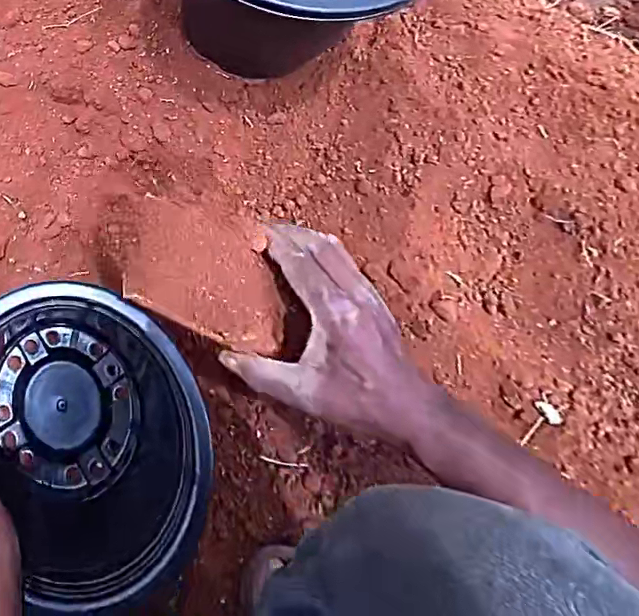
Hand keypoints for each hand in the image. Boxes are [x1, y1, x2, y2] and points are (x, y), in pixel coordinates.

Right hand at [219, 224, 444, 447]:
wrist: (412, 411)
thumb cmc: (357, 402)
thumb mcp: (304, 394)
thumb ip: (261, 374)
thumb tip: (226, 357)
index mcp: (333, 311)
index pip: (299, 262)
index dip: (274, 243)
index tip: (252, 232)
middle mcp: (353, 294)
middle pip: (317, 246)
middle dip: (288, 232)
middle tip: (261, 228)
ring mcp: (369, 293)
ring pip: (334, 249)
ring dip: (306, 236)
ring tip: (282, 234)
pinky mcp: (376, 299)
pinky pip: (346, 260)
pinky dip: (323, 248)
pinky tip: (312, 253)